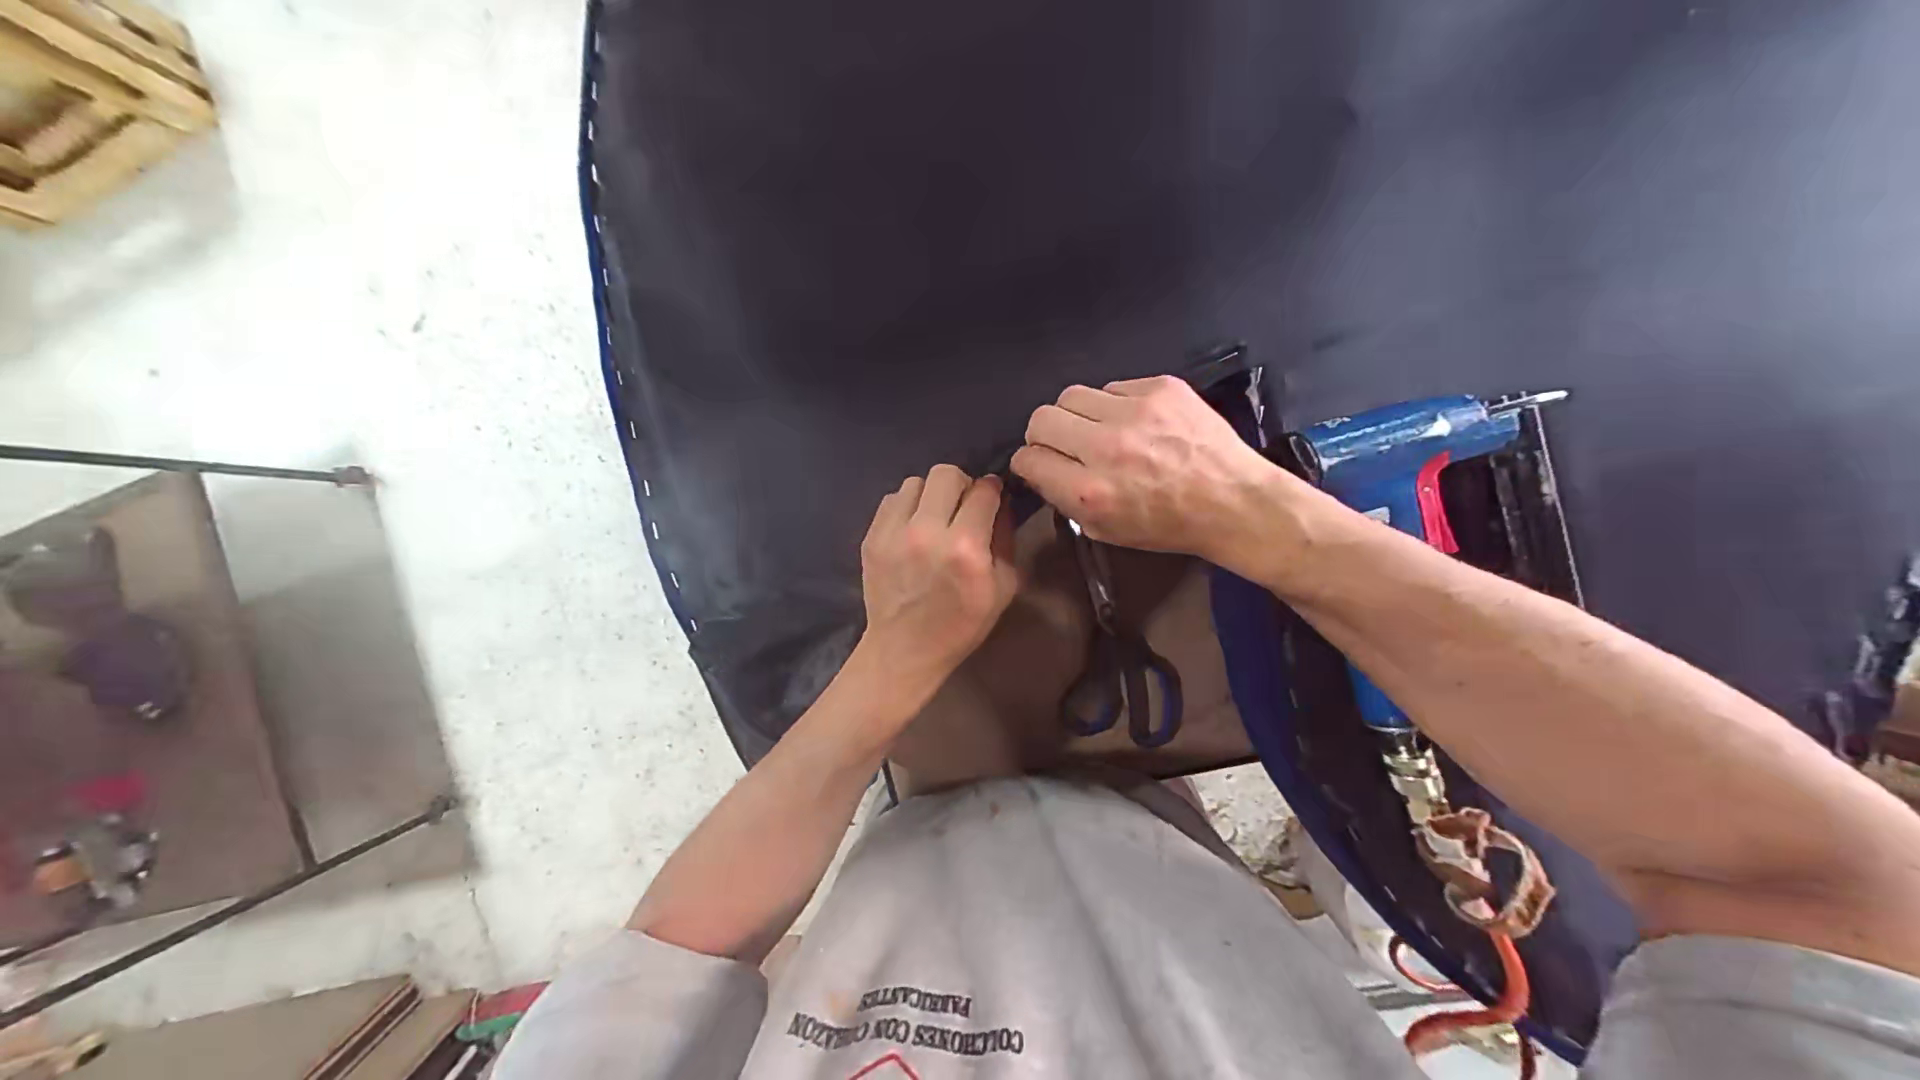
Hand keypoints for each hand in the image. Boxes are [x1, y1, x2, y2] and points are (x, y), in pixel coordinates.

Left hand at [856, 465, 1018, 707]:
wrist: (904, 650)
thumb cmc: (961, 624)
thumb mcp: (1003, 588)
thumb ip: (1005, 538)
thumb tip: (1000, 502)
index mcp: (965, 548)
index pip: (983, 490)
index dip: (992, 490)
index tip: (991, 498)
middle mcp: (927, 533)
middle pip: (946, 473)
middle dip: (961, 484)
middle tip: (962, 505)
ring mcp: (893, 534)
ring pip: (916, 482)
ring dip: (931, 494)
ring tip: (935, 517)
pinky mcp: (871, 537)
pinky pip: (892, 499)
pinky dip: (907, 507)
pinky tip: (912, 529)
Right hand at [1010, 376, 1294, 566]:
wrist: (1233, 501)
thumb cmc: (1168, 524)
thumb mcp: (1105, 530)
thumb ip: (1064, 499)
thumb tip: (1040, 467)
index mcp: (1090, 491)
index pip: (1028, 458)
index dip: (1030, 462)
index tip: (1042, 463)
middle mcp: (1106, 447)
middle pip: (1041, 418)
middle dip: (1046, 433)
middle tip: (1067, 444)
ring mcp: (1135, 412)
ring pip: (1072, 395)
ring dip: (1079, 414)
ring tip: (1101, 430)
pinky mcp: (1160, 388)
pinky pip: (1113, 386)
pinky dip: (1115, 404)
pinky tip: (1136, 423)